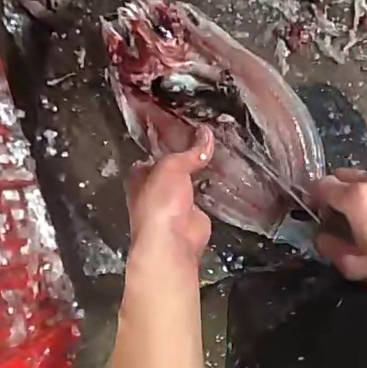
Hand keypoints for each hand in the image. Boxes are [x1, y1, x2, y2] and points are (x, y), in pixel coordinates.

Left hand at [126, 125, 212, 267]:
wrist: (173, 240)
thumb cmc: (160, 201)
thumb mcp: (172, 167)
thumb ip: (190, 152)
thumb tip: (207, 133)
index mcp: (140, 175)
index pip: (155, 151)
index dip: (170, 139)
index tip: (189, 127)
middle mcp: (156, 188)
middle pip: (175, 166)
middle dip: (189, 155)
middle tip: (209, 137)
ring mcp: (175, 202)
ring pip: (190, 179)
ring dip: (203, 170)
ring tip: (220, 151)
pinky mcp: (194, 213)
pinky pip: (205, 193)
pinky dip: (214, 186)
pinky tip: (225, 173)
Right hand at [312, 165, 366, 288]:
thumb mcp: (358, 266)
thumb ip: (332, 250)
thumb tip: (322, 238)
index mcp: (356, 198)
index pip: (321, 186)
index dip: (314, 199)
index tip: (317, 212)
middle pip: (340, 176)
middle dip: (334, 192)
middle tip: (338, 215)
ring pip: (361, 174)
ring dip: (355, 188)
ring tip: (361, 211)